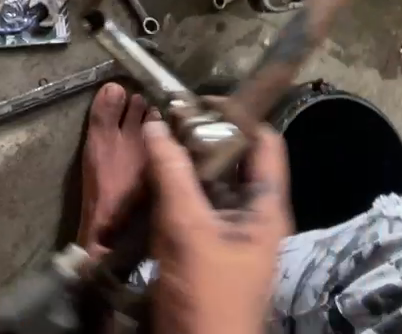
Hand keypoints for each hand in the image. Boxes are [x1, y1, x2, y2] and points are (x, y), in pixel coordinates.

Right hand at [144, 119, 291, 333]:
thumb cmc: (207, 297)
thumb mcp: (188, 230)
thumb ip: (172, 173)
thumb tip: (157, 125)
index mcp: (264, 207)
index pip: (263, 142)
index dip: (235, 116)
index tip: (194, 104)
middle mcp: (249, 213)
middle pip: (225, 159)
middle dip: (189, 145)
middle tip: (159, 134)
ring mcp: (225, 231)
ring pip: (199, 182)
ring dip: (168, 174)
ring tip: (142, 169)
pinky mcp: (201, 247)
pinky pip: (183, 208)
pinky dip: (161, 199)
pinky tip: (136, 200)